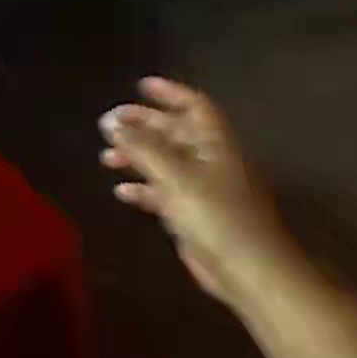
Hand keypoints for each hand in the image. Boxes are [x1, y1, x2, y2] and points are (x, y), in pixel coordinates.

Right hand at [99, 78, 292, 307]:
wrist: (249, 272)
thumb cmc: (214, 215)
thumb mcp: (173, 175)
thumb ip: (140, 147)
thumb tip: (110, 122)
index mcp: (214, 142)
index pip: (193, 105)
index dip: (168, 92)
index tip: (140, 86)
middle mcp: (210, 159)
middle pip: (174, 132)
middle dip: (142, 126)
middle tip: (109, 124)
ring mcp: (204, 188)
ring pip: (166, 162)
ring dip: (137, 156)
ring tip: (107, 157)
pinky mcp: (197, 214)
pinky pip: (166, 191)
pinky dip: (144, 188)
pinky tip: (123, 192)